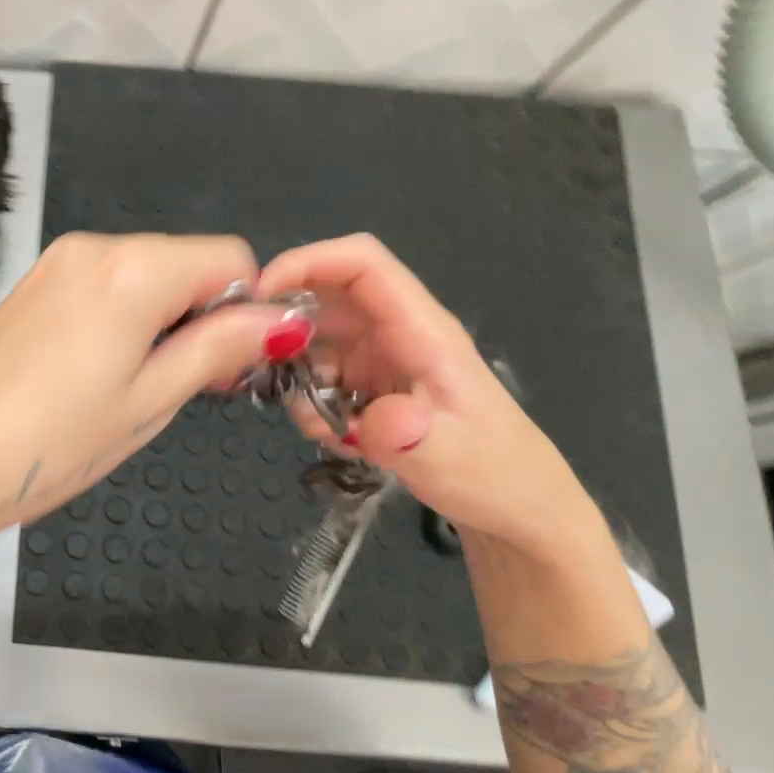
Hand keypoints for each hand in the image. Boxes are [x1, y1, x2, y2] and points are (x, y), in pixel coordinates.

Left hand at [0, 232, 313, 549]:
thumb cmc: (52, 445)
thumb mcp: (149, 402)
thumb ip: (218, 349)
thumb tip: (282, 320)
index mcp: (132, 267)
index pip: (230, 257)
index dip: (246, 310)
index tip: (232, 367)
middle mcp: (91, 247)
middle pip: (183, 263)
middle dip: (202, 316)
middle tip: (183, 388)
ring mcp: (52, 266)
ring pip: (141, 277)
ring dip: (159, 322)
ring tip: (131, 391)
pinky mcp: (26, 290)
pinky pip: (99, 290)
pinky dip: (119, 322)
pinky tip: (94, 377)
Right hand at [256, 233, 588, 548]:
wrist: (517, 510)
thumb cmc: (495, 475)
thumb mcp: (452, 459)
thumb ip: (405, 436)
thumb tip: (371, 418)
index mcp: (423, 331)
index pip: (362, 265)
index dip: (306, 262)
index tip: (256, 296)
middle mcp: (397, 335)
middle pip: (326, 297)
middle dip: (286, 324)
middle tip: (258, 369)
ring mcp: (381, 361)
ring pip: (315, 340)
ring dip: (295, 373)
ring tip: (316, 422)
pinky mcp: (370, 388)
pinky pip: (320, 377)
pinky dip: (308, 401)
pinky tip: (331, 436)